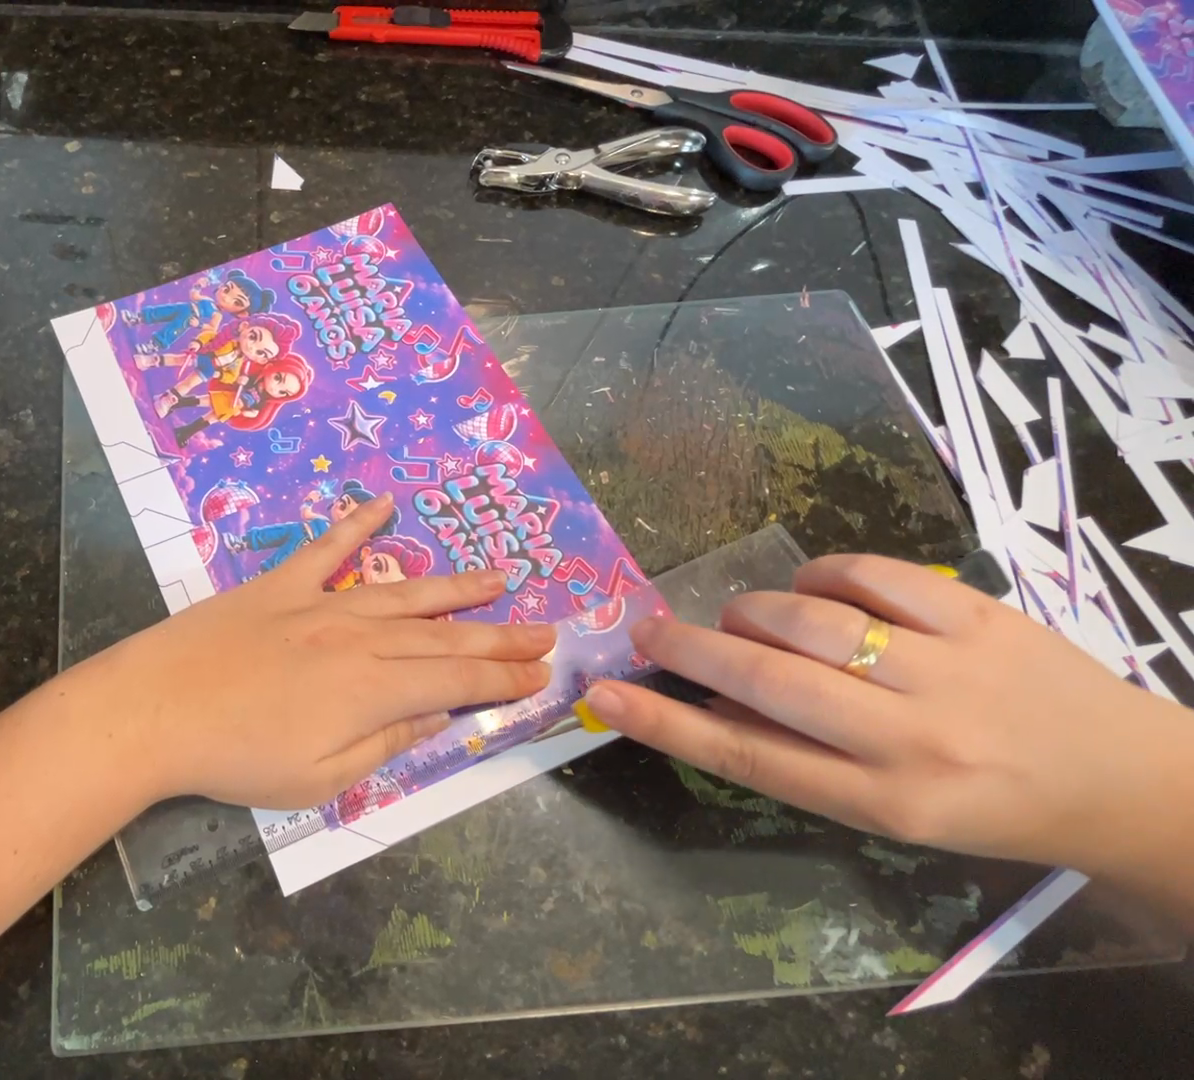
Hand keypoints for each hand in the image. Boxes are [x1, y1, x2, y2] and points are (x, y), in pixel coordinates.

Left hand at [70, 496, 554, 809]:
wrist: (156, 708)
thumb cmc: (236, 757)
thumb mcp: (321, 777)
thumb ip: (387, 743)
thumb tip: (437, 719)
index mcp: (374, 689)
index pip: (458, 683)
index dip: (504, 680)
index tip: (541, 674)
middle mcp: (360, 637)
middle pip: (444, 636)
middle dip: (499, 637)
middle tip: (546, 632)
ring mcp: (319, 603)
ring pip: (404, 592)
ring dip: (455, 586)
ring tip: (498, 577)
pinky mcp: (278, 584)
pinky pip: (327, 549)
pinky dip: (357, 525)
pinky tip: (383, 504)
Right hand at [578, 554, 1193, 877]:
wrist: (1134, 786)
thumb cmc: (984, 805)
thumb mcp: (883, 808)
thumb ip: (791, 754)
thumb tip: (705, 699)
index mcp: (885, 800)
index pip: (749, 757)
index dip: (666, 725)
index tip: (604, 698)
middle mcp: (917, 740)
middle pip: (771, 681)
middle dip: (691, 649)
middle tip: (649, 632)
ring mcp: (956, 672)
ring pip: (813, 622)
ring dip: (754, 613)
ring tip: (744, 620)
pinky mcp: (986, 618)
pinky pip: (873, 577)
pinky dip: (820, 577)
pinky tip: (813, 592)